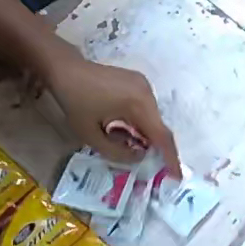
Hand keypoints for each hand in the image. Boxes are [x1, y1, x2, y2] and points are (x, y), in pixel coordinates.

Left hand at [42, 54, 180, 168]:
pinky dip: (142, 122)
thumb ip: (116, 152)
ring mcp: (143, 84)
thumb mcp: (91, 134)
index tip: (176, 175)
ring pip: (153, 117)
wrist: (67, 70)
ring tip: (129, 144)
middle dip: (156, 147)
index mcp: (137, 104)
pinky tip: (126, 128)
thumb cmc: (75, 102)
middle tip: (149, 164)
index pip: (161, 135)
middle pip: (158, 126)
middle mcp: (146, 92)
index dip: (170, 157)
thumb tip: (139, 157)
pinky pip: (147, 107)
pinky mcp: (138, 82)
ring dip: (146, 133)